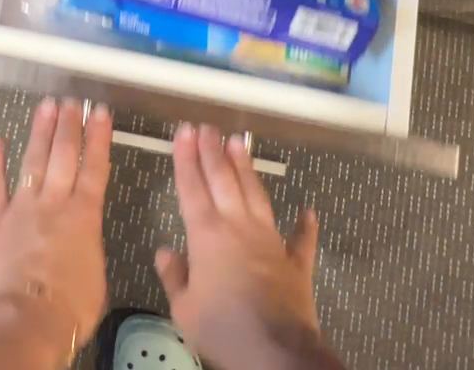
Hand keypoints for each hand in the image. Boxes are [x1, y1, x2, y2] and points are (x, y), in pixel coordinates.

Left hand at [0, 97, 112, 369]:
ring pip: (33, 159)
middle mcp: (54, 202)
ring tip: (46, 106)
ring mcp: (21, 207)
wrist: (26, 322)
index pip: (95, 166)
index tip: (100, 112)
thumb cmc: (69, 309)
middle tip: (72, 101)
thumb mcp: (97, 275)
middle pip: (64, 154)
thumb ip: (89, 244)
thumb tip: (83, 235)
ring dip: (40, 131)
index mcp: (84, 215)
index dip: (98, 136)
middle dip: (70, 124)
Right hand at [156, 123, 343, 369]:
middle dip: (213, 151)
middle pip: (223, 180)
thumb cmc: (223, 329)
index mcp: (207, 236)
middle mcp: (238, 227)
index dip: (186, 158)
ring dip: (246, 167)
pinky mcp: (295, 262)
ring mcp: (270, 241)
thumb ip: (174, 276)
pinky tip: (307, 209)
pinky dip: (305, 225)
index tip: (184, 132)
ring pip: (256, 194)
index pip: (192, 187)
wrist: (277, 353)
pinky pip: (301, 239)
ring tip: (239, 141)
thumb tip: (166, 251)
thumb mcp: (183, 309)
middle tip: (207, 126)